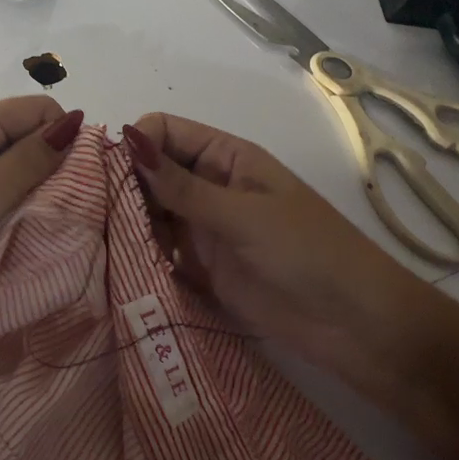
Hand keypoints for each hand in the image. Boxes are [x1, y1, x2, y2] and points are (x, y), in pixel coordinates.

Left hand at [0, 97, 83, 303]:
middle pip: (24, 132)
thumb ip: (30, 161)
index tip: (79, 181)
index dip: (65, 138)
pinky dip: (5, 198)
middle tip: (63, 208)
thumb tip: (76, 122)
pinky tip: (9, 224)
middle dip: (49, 163)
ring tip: (38, 220)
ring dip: (28, 185)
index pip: (38, 110)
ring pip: (7, 160)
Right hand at [122, 113, 451, 403]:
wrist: (359, 328)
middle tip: (100, 212)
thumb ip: (181, 185)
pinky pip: (158, 249)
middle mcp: (209, 185)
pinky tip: (123, 262)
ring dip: (129, 220)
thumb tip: (127, 139)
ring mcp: (203, 227)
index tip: (110, 175)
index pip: (165, 131)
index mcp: (226, 158)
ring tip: (110, 240)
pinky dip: (139, 252)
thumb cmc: (309, 254)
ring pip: (149, 210)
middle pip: (150, 170)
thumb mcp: (242, 214)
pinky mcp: (200, 266)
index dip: (136, 145)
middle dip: (125, 185)